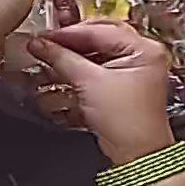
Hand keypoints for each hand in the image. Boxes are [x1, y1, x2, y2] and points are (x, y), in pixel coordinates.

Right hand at [28, 22, 176, 163]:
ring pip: (96, 52)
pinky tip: (61, 68)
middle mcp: (141, 55)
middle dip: (70, 41)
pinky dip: (79, 67)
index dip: (68, 33)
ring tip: (49, 55)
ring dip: (73, 54)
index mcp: (143, 48)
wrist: (137, 153)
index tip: (43, 36)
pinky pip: (97, 67)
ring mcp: (132, 69)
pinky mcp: (121, 84)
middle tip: (45, 42)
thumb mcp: (89, 82)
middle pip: (99, 37)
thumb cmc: (126, 120)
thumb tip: (41, 44)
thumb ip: (62, 59)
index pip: (99, 31)